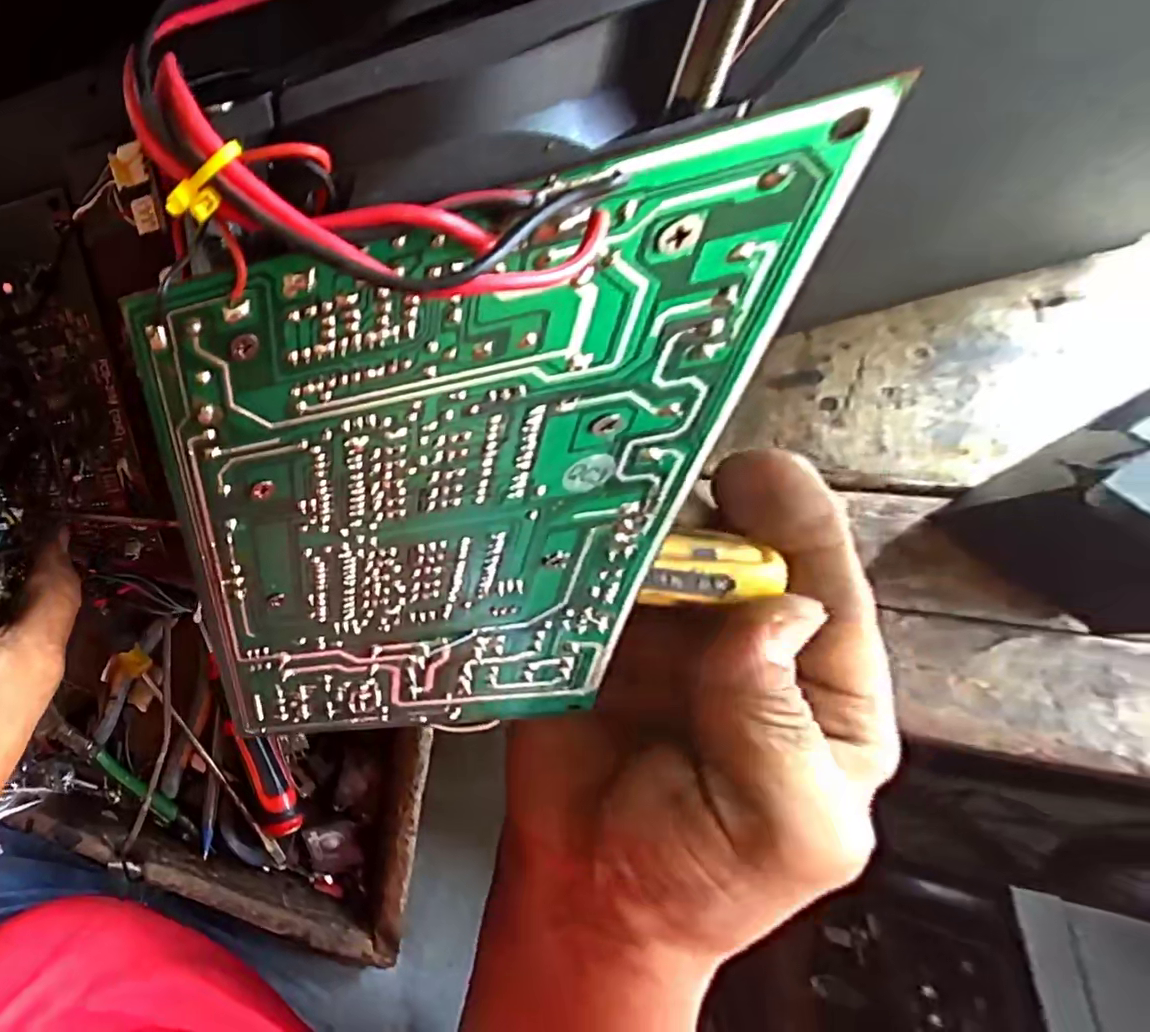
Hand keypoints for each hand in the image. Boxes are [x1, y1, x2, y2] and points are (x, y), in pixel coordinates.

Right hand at [477, 450, 897, 1019]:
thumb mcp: (788, 824)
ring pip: (638, 577)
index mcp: (809, 690)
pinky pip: (573, 603)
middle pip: (716, 568)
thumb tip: (773, 611)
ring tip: (587, 497)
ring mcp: (643, 649)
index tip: (758, 471)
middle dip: (690, 522)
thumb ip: (782, 724)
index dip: (796, 528)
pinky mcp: (576, 652)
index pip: (816, 595)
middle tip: (646, 477)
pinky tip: (543, 543)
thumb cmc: (706, 874)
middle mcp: (724, 653)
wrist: (590, 889)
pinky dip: (560, 573)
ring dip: (617, 539)